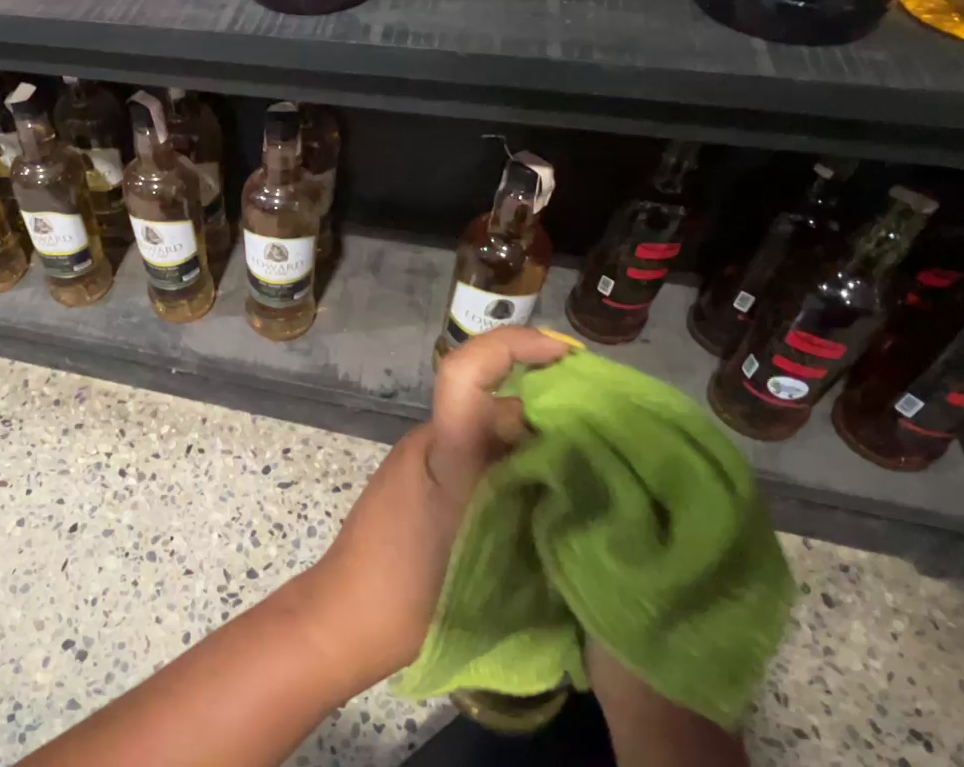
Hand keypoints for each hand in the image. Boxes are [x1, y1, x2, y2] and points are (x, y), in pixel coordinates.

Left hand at [295, 327, 572, 689]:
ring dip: (536, 445)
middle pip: (497, 404)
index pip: (465, 371)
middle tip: (615, 443)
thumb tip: (582, 482)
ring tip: (596, 479)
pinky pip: (475, 458)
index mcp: (447, 451)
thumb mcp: (493, 565)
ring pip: (490, 434)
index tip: (566, 355)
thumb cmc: (415, 596)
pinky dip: (513, 468)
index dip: (513, 346)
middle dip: (553, 411)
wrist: (348, 616)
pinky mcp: (422, 481)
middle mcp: (434, 443)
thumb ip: (538, 516)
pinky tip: (549, 506)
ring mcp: (424, 460)